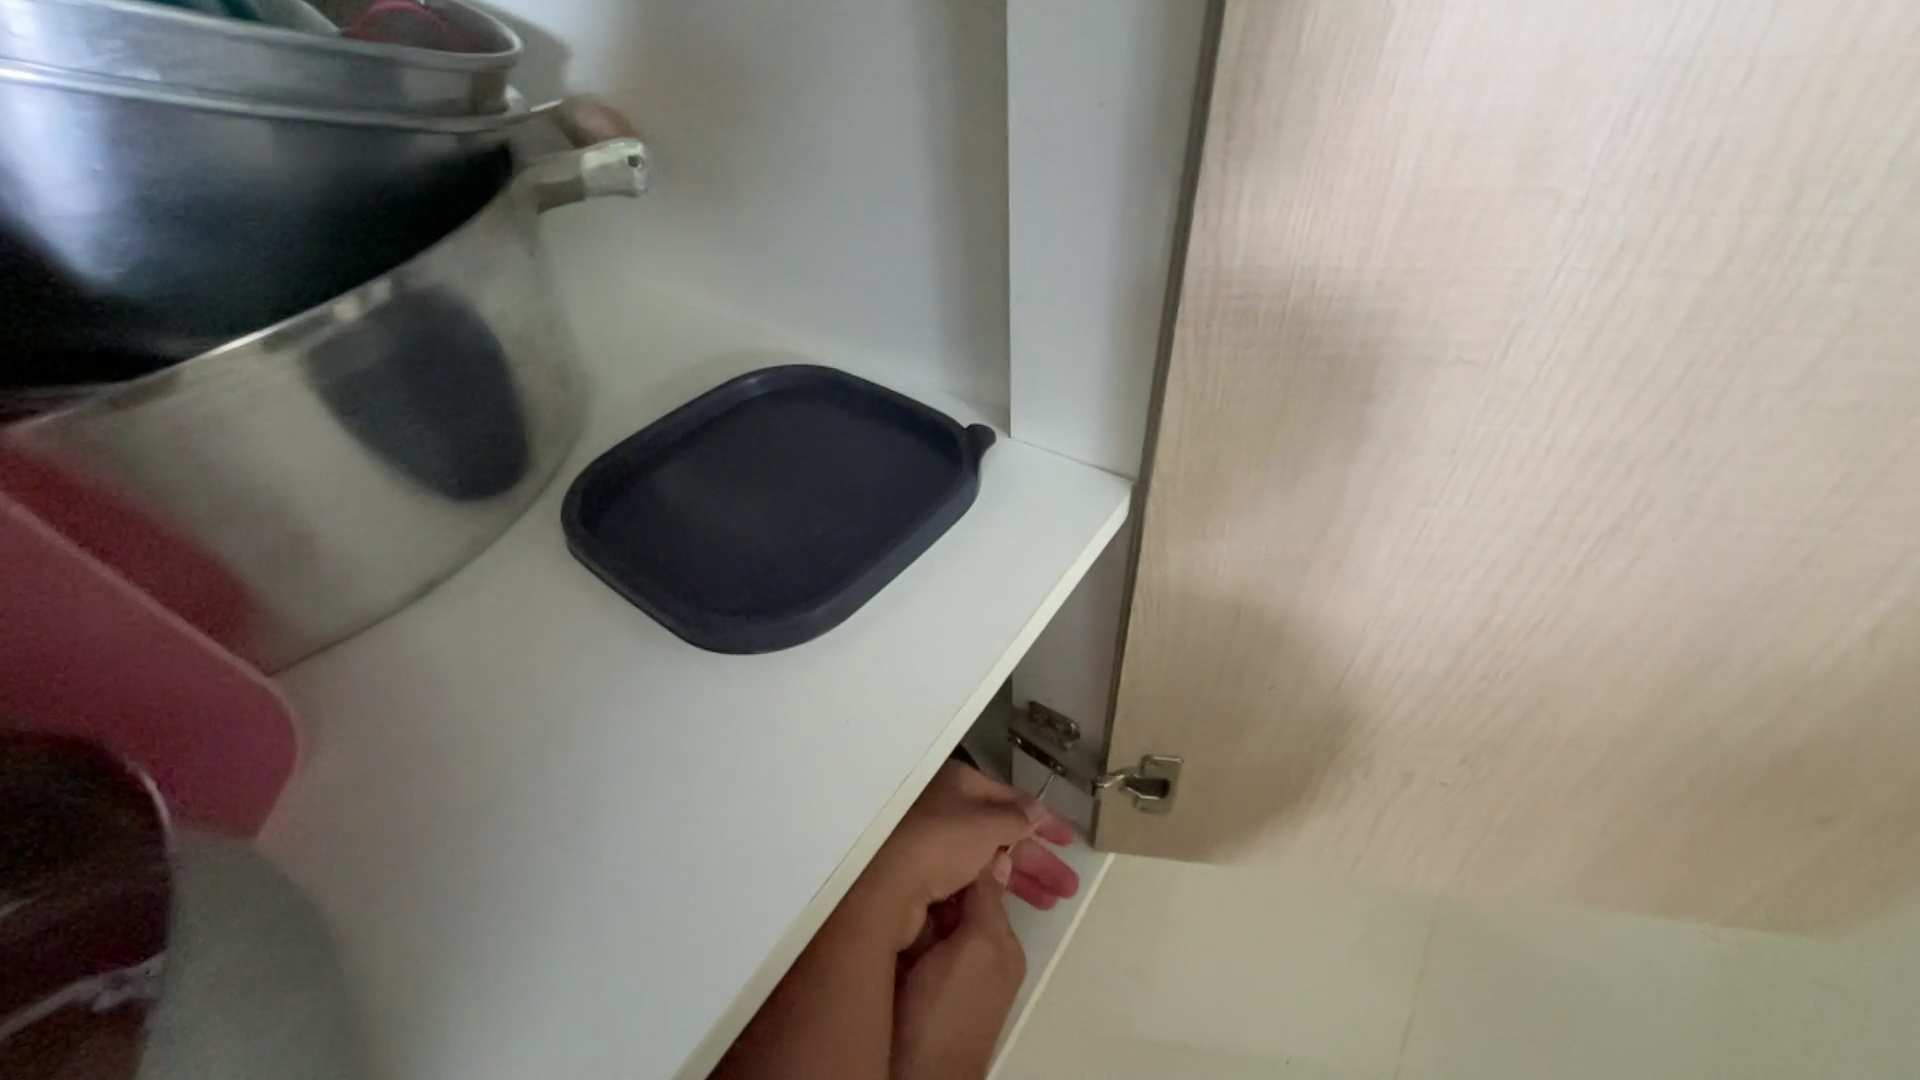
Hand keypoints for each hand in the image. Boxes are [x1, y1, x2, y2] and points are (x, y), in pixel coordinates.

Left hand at [846, 761, 1078, 951]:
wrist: (884, 887)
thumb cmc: (938, 843)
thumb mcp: (985, 825)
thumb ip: (1016, 819)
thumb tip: (1039, 811)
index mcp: (959, 784)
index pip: (1011, 799)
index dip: (1042, 820)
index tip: (1068, 842)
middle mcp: (947, 808)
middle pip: (1003, 831)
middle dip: (1037, 859)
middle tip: (1067, 886)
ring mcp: (936, 842)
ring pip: (989, 858)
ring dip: (1022, 879)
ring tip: (1052, 903)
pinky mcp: (928, 874)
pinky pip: (972, 878)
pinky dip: (995, 890)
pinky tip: (1014, 906)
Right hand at [891, 871, 1025, 1079]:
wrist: (911, 1079)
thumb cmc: (947, 1015)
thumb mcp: (977, 947)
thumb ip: (987, 900)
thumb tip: (1000, 852)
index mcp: (998, 942)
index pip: (982, 882)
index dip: (962, 859)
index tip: (935, 835)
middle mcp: (974, 950)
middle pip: (950, 899)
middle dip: (929, 888)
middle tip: (905, 874)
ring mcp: (941, 966)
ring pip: (923, 916)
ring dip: (908, 908)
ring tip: (890, 896)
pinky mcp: (910, 978)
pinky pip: (904, 938)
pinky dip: (894, 929)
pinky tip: (881, 920)